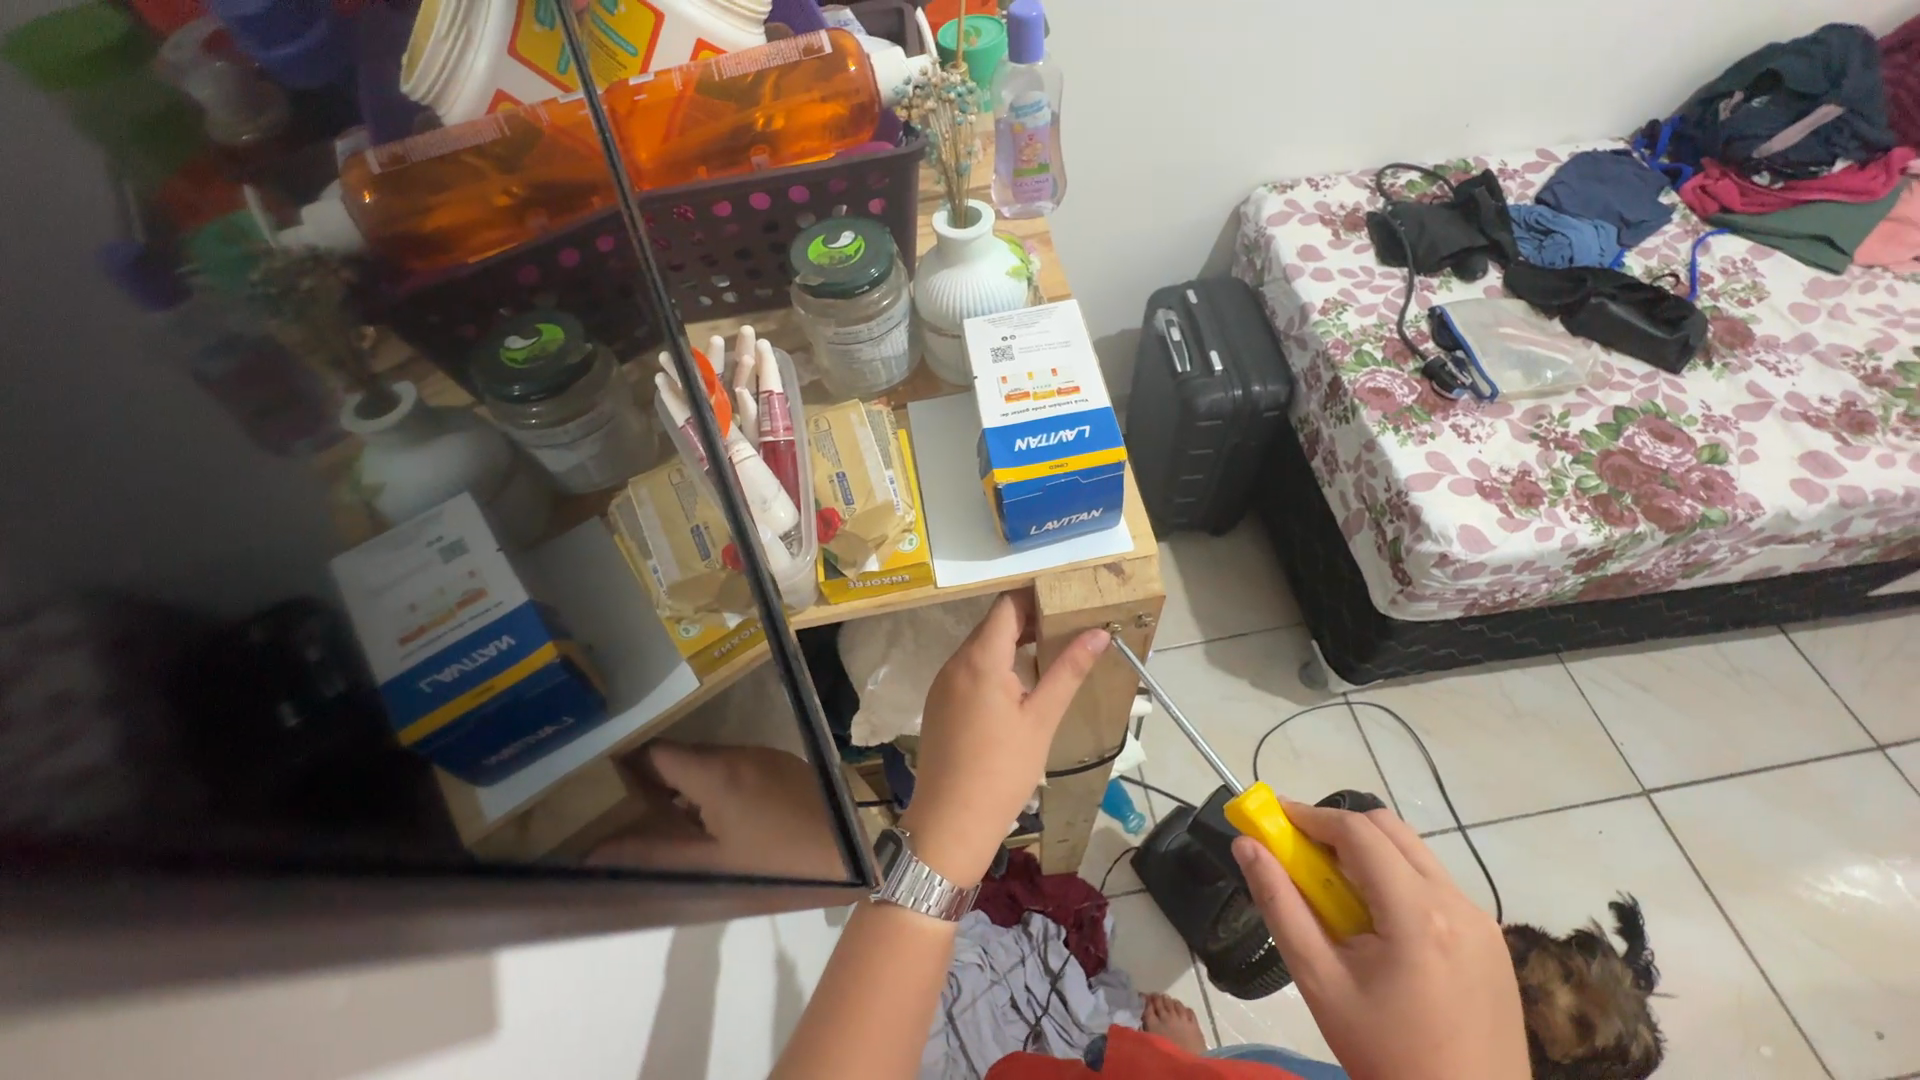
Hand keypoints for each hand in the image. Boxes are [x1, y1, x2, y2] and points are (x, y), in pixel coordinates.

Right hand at [588, 743, 845, 879]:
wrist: (851, 850)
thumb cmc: (776, 861)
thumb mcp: (710, 865)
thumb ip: (651, 855)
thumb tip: (592, 852)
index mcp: (714, 771)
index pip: (655, 752)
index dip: (629, 770)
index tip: (611, 794)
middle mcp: (738, 751)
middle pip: (684, 755)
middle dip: (659, 781)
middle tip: (639, 815)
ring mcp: (765, 754)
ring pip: (713, 760)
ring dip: (692, 783)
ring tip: (679, 821)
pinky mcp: (785, 763)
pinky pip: (740, 765)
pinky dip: (722, 783)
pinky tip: (726, 818)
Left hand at [902, 592, 1109, 886]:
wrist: (950, 822)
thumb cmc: (1002, 771)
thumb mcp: (1042, 719)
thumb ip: (1068, 671)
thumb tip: (1098, 633)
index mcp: (979, 659)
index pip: (1007, 606)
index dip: (1036, 596)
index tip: (1068, 599)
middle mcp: (955, 662)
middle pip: (992, 624)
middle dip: (1029, 620)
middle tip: (1069, 624)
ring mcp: (942, 683)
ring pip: (980, 647)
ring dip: (1012, 643)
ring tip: (1051, 652)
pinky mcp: (939, 703)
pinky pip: (969, 669)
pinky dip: (995, 665)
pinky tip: (1020, 684)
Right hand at [1233, 802, 1528, 1079]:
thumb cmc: (1384, 1054)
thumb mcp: (1319, 981)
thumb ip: (1279, 904)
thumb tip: (1246, 846)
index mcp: (1417, 913)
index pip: (1358, 832)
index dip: (1310, 815)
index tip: (1272, 818)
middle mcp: (1459, 904)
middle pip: (1390, 831)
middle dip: (1338, 830)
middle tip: (1299, 853)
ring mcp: (1484, 922)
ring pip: (1415, 855)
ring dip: (1369, 855)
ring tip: (1334, 896)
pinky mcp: (1493, 942)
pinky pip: (1436, 886)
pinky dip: (1397, 882)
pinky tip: (1377, 927)